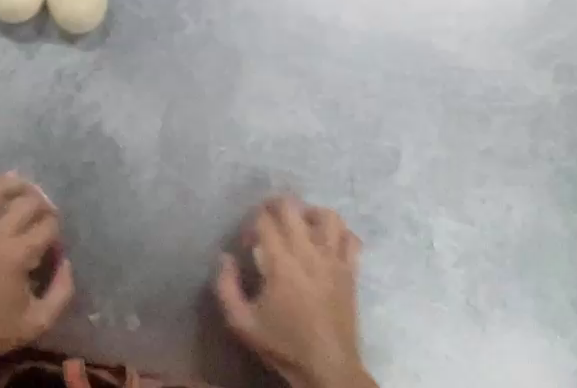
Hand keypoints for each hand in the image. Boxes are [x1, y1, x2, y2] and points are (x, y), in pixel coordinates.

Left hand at [0, 172, 75, 377]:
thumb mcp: (40, 321)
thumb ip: (63, 290)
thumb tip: (65, 259)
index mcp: (16, 255)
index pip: (47, 226)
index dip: (57, 235)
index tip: (55, 251)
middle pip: (29, 202)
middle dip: (45, 207)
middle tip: (49, 222)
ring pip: (1, 189)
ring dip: (21, 187)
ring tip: (32, 193)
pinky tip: (8, 191)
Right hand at [215, 195, 372, 387]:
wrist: (327, 369)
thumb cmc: (283, 344)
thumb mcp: (241, 322)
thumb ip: (225, 286)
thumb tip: (225, 257)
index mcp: (281, 262)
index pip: (264, 220)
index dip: (251, 224)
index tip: (247, 244)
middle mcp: (308, 252)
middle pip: (292, 207)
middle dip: (274, 206)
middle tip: (266, 222)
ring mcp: (333, 260)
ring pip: (327, 216)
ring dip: (310, 214)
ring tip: (299, 226)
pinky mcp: (350, 271)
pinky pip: (351, 238)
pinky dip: (340, 233)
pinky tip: (327, 242)